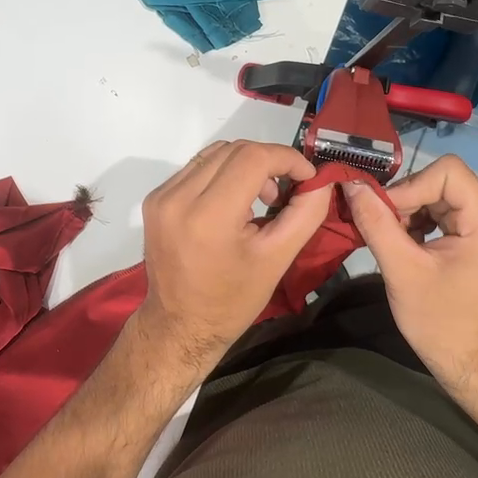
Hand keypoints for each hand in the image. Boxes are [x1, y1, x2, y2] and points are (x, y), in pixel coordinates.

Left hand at [137, 140, 331, 371]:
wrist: (180, 326)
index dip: (287, 158)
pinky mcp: (155, 198)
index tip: (307, 176)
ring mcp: (162, 196)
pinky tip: (232, 205)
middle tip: (284, 192)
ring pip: (215, 154)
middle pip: (234, 150)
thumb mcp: (277, 260)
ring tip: (259, 199)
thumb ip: (304, 214)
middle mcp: (178, 198)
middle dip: (268, 161)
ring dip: (244, 165)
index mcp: (209, 216)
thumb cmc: (231, 300)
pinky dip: (222, 174)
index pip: (253, 158)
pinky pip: (197, 167)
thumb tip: (321, 180)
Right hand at [345, 155, 477, 393]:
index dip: (410, 185)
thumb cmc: (440, 323)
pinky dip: (419, 222)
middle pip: (444, 182)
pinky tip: (402, 243)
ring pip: (441, 196)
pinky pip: (445, 214)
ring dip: (410, 210)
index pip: (448, 172)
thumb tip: (352, 184)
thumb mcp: (402, 271)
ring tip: (388, 235)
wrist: (471, 366)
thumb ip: (376, 222)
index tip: (383, 210)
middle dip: (407, 199)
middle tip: (378, 223)